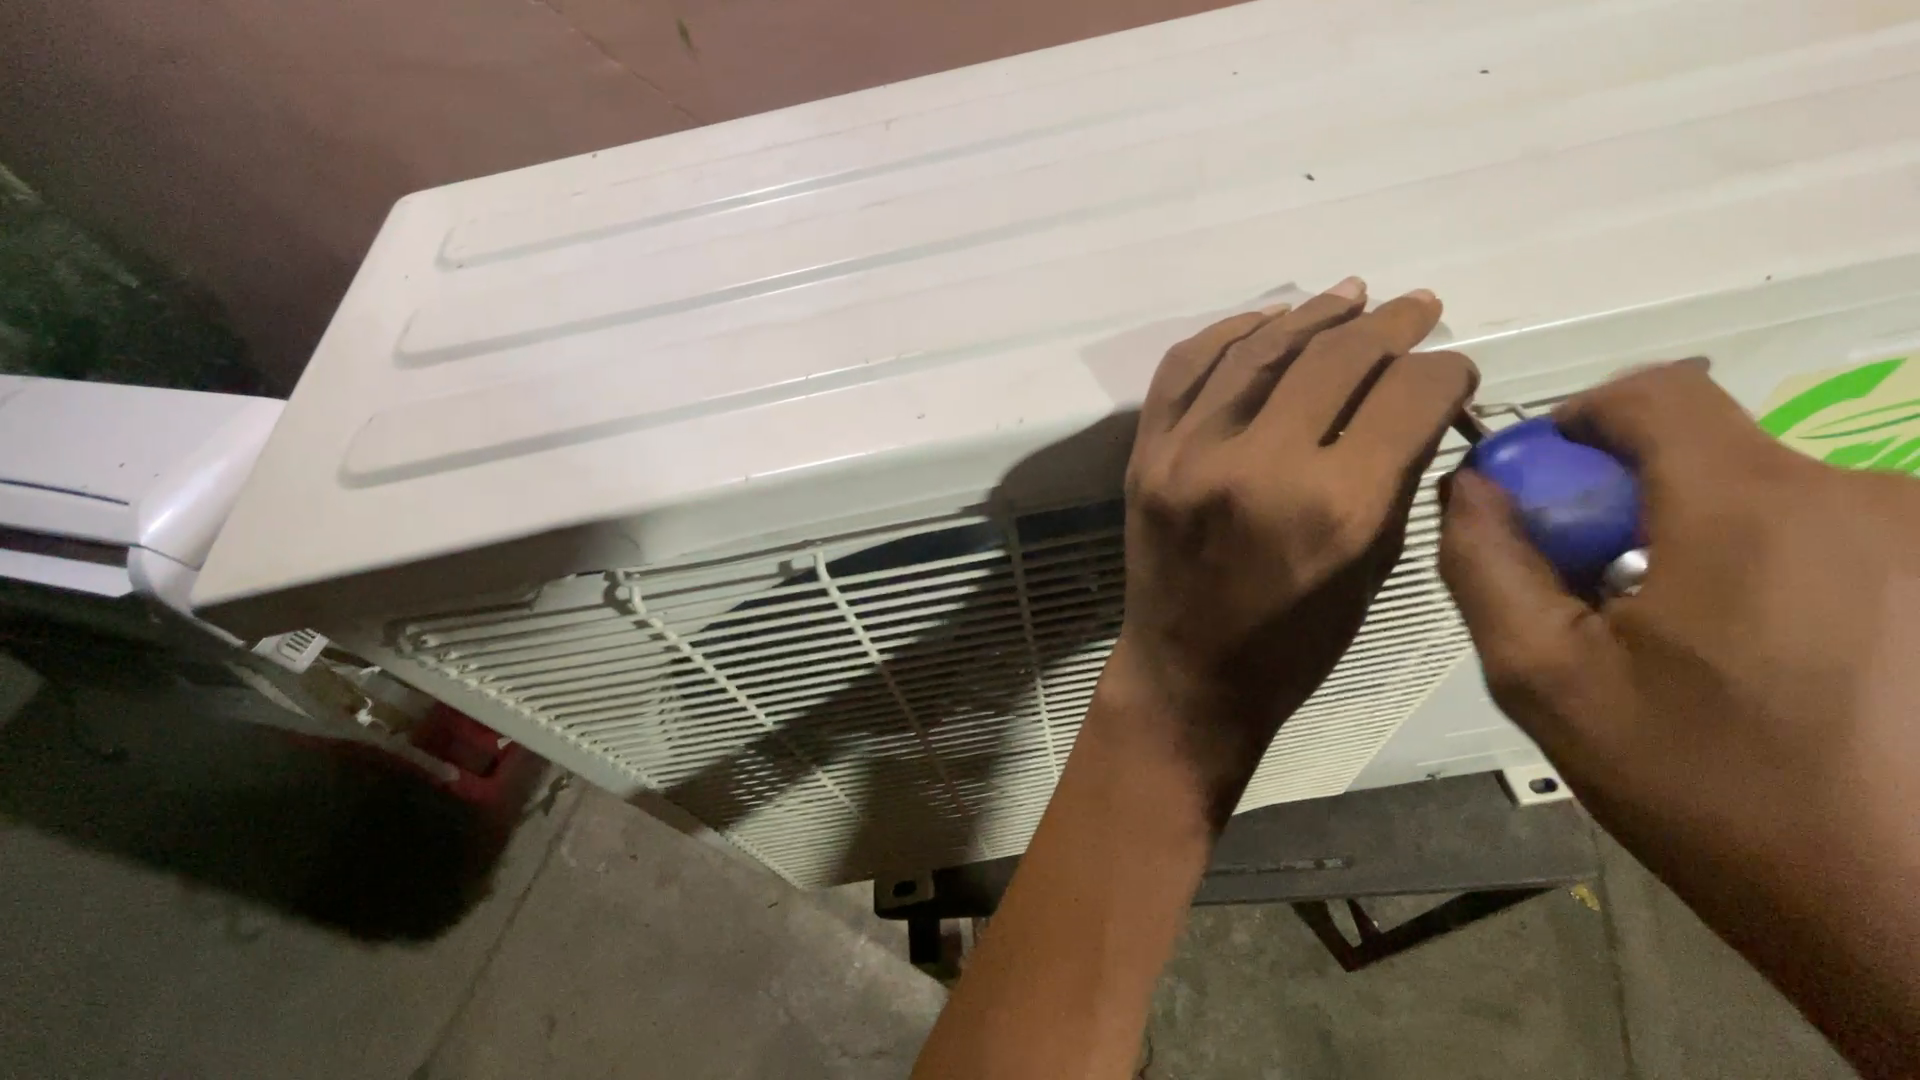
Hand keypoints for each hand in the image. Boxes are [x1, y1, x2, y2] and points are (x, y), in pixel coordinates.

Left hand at [1103, 278, 1475, 819]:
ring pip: (1259, 349)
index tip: (1453, 369)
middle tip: (1416, 308)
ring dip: (1313, 314)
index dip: (1446, 370)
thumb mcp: (1372, 569)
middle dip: (1390, 325)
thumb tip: (1418, 399)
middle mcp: (1259, 467)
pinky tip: (1266, 322)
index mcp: (1335, 508)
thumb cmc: (1292, 644)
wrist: (1186, 677)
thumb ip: (1396, 477)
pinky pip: (1184, 367)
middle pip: (1337, 357)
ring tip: (1350, 296)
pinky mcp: (1145, 455)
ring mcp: (1188, 455)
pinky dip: (1229, 333)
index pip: (1410, 395)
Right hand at [1440, 361, 1919, 1075]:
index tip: (1547, 483)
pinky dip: (1764, 563)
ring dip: (1697, 535)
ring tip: (1678, 636)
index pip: (1658, 392)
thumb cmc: (1695, 782)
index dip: (1582, 418)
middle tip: (1595, 588)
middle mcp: (1862, 496)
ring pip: (1766, 493)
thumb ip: (1485, 563)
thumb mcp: (1541, 676)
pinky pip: (1827, 532)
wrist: (1887, 904)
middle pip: (1707, 449)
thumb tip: (1471, 485)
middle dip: (1630, 498)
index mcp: (1751, 508)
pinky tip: (1758, 652)